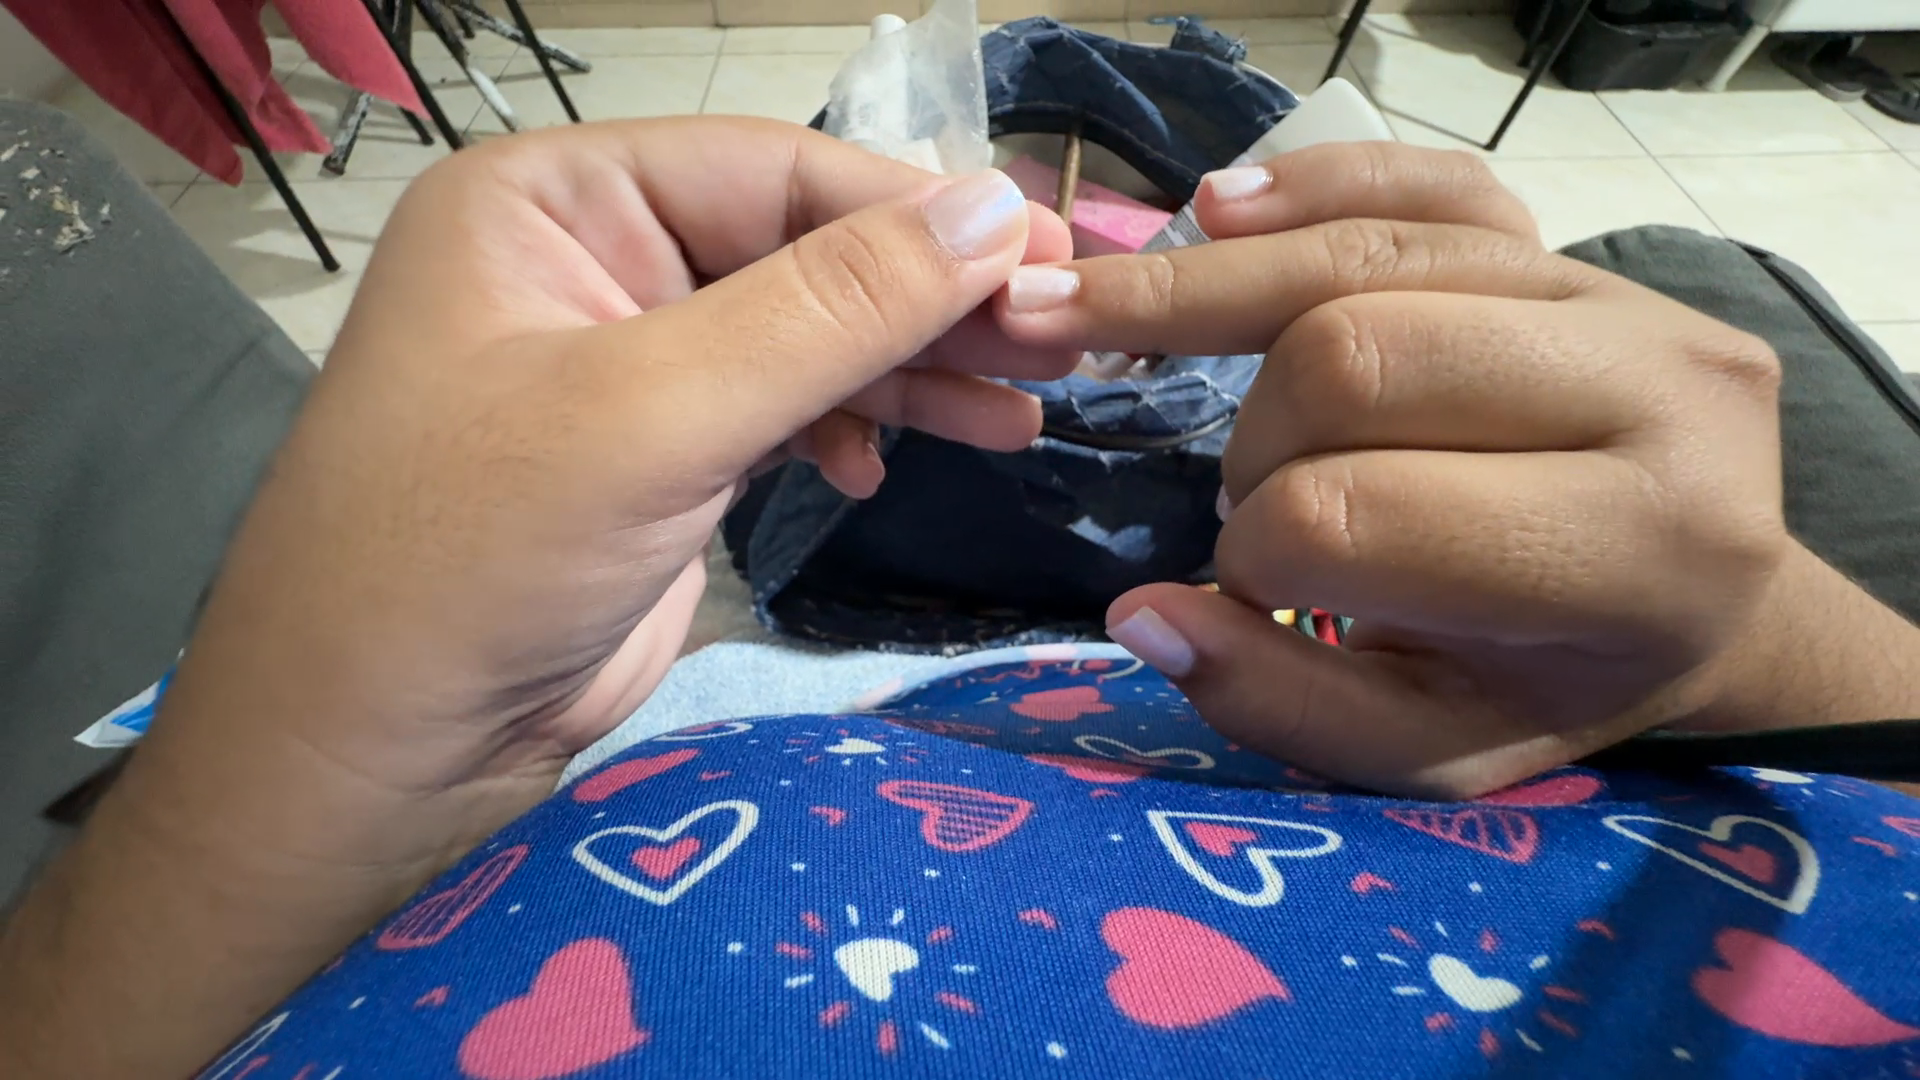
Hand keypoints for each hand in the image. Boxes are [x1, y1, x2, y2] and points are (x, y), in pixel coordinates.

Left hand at [0, 118, 1076, 1079]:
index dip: (918, 214)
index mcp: (565, 204)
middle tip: (1050, 340)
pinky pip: (793, 414)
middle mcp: (607, 266)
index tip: (1040, 257)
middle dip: (930, 306)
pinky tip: (885, 470)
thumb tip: (992, 215)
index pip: (779, 174)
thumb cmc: (480, 559)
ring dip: (914, 379)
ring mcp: (647, 366)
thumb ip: (833, 308)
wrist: (391, 751)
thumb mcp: (662, 412)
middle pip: (809, 259)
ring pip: (814, 344)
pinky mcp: (678, 453)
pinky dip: (855, 435)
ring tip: (1017, 412)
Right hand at [994, 141, 1884, 797]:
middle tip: (1247, 497)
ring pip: (1351, 258)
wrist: (1684, 602)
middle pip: (1344, 358)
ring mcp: (1607, 289)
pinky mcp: (1560, 242)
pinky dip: (1300, 187)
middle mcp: (1652, 386)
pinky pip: (1415, 182)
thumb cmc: (1535, 686)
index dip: (1252, 556)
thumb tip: (1136, 615)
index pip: (1347, 512)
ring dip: (1203, 307)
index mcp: (1627, 549)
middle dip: (1249, 443)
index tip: (1252, 589)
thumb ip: (1273, 697)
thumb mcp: (1408, 745)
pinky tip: (1215, 208)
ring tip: (1099, 322)